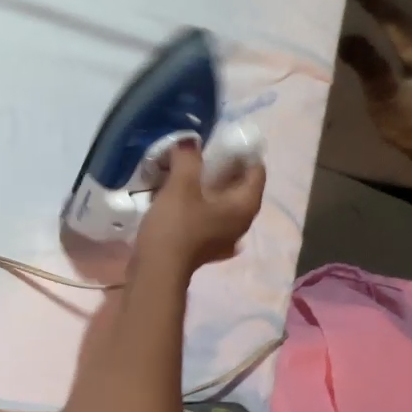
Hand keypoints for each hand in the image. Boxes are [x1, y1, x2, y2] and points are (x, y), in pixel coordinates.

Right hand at [136, 140, 264, 273]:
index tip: (218, 145)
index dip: (240, 154)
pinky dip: (200, 212)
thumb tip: (189, 141)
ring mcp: (225, 238)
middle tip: (199, 161)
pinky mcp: (206, 249)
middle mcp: (242, 221)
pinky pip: (209, 222)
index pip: (255, 170)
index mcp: (245, 203)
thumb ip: (187, 159)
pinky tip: (185, 211)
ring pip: (223, 206)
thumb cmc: (174, 227)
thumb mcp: (179, 186)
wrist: (156, 270)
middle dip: (222, 172)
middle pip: (239, 188)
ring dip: (209, 193)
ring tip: (187, 183)